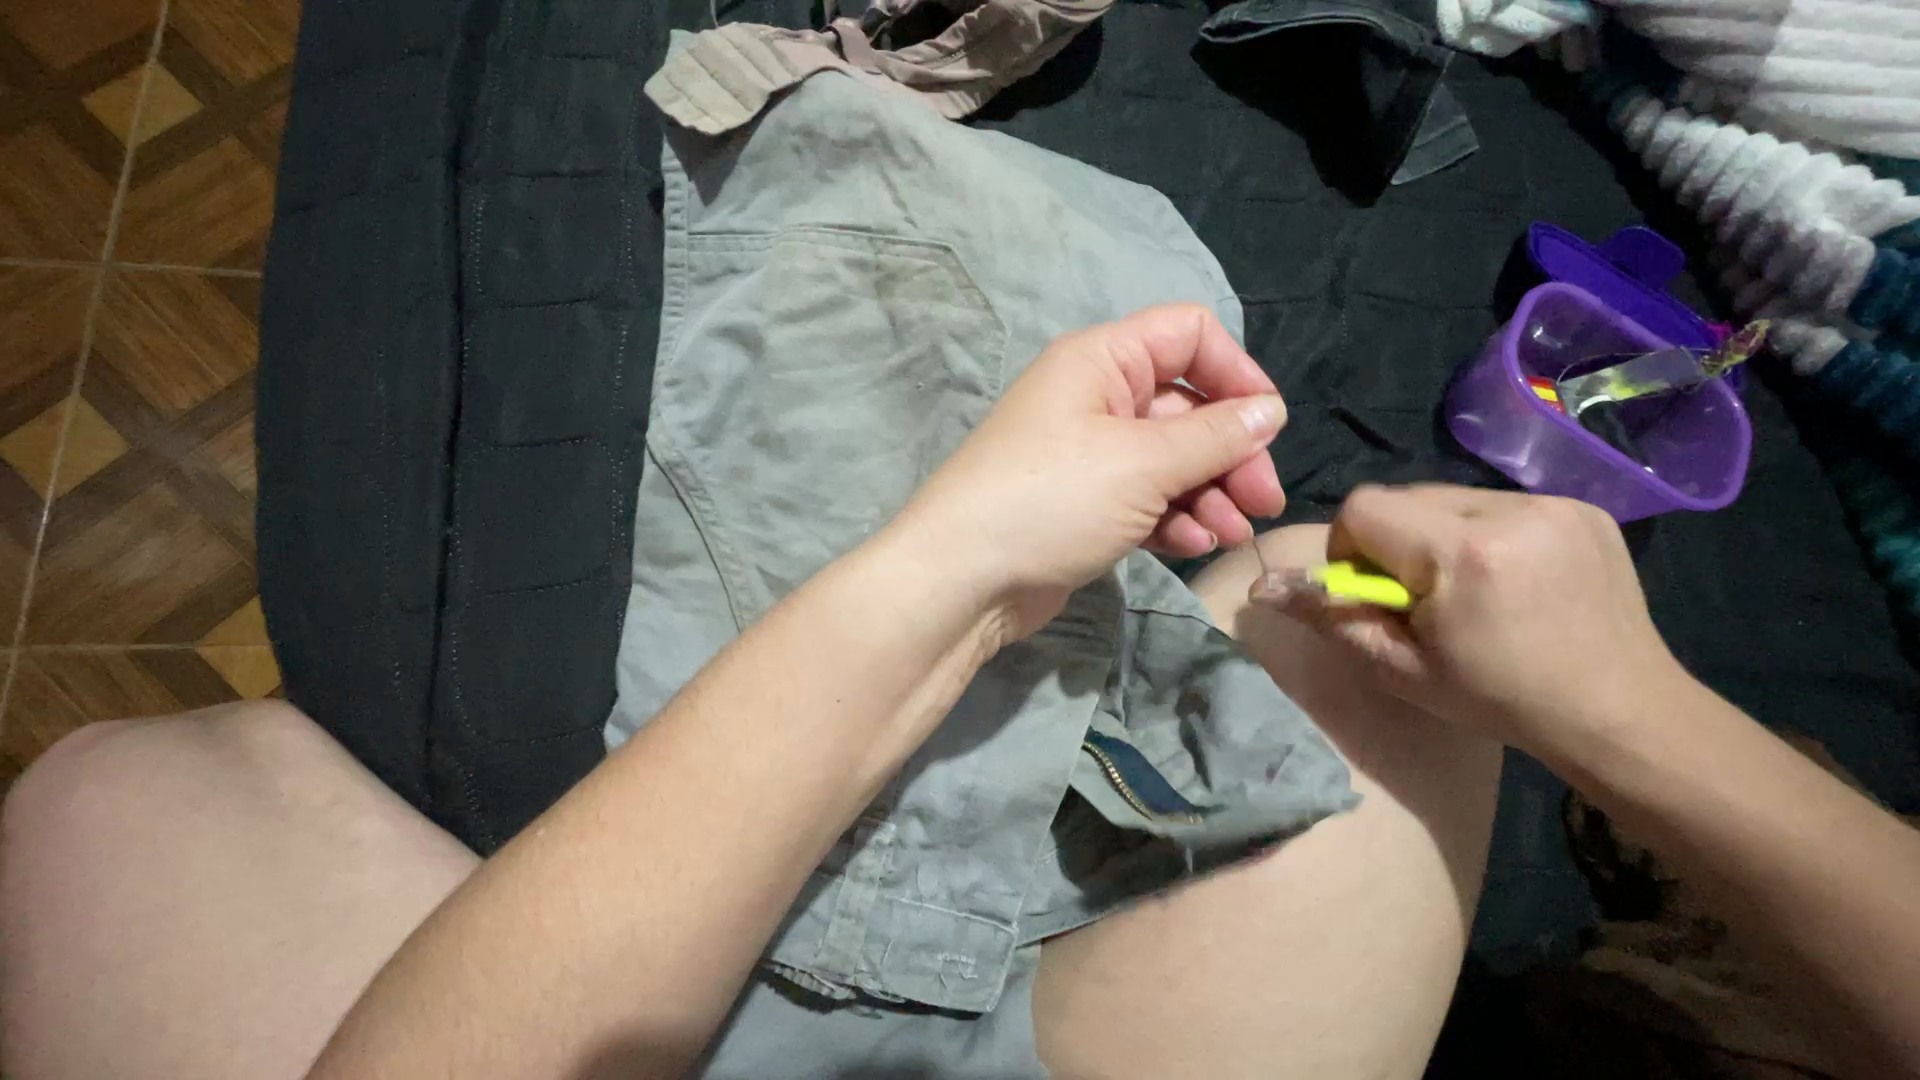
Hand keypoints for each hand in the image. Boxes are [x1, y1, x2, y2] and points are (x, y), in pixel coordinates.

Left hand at [894, 304, 1287, 640]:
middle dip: (1230, 454)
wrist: (963, 580)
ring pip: (1171, 461)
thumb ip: (1214, 437)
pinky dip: (1173, 518)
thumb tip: (1270, 411)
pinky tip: (1193, 546)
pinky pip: (1145, 499)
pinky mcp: (1085, 506)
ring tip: (1230, 535)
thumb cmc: (1051, 501)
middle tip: (1263, 503)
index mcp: (1101, 361)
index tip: (1268, 425)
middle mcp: (1095, 399)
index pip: (1188, 335)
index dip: (1236, 372)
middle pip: (1188, 408)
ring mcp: (1089, 456)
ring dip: (1208, 494)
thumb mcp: (1142, 463)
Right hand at [1254, 484, 1687, 756]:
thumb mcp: (1398, 666)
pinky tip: (1506, 576)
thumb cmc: (1498, 698)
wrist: (1622, 712)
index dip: (1350, 547)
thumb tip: (1262, 588)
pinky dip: (1481, 532)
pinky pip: (1495, 503)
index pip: (1364, 508)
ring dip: (1436, 534)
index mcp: (1464, 552)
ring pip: (1449, 497)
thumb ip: (1330, 616)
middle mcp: (1511, 510)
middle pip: (1404, 496)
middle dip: (1393, 540)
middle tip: (1419, 595)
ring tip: (1467, 587)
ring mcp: (1554, 503)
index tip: (1376, 591)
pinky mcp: (1582, 506)